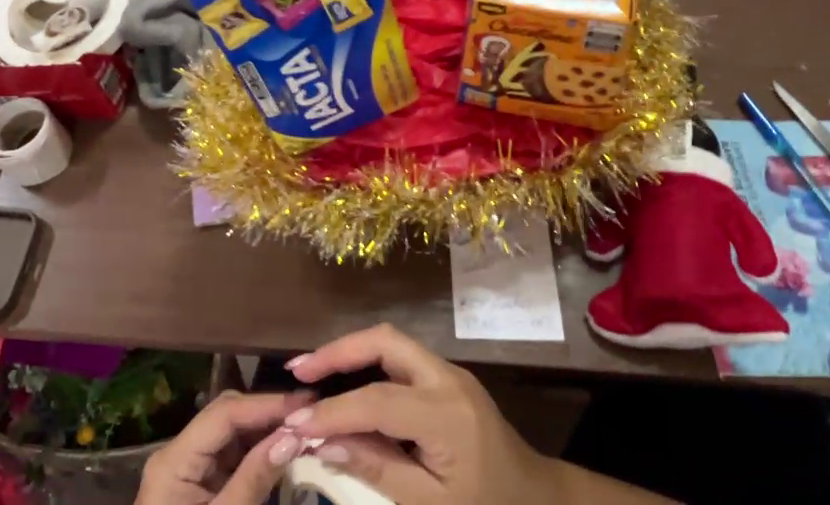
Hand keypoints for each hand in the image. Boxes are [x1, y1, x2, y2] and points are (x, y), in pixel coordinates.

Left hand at [136, 390, 310, 504]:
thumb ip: (255, 478)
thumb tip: (292, 437)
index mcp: (174, 460)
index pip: (224, 413)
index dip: (266, 404)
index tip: (307, 404)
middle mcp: (179, 453)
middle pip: (226, 415)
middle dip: (268, 412)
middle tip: (310, 414)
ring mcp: (189, 468)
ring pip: (232, 432)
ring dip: (266, 428)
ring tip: (304, 428)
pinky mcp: (200, 483)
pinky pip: (232, 454)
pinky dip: (258, 450)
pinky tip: (284, 450)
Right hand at [279, 325, 555, 504]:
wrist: (536, 497)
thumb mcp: (429, 504)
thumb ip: (376, 469)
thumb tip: (321, 442)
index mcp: (446, 414)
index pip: (376, 401)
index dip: (332, 411)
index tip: (293, 422)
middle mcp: (447, 379)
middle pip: (385, 342)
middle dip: (338, 352)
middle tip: (298, 372)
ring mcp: (449, 372)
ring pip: (391, 342)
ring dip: (350, 351)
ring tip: (311, 371)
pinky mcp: (447, 377)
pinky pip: (400, 358)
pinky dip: (367, 363)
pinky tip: (344, 380)